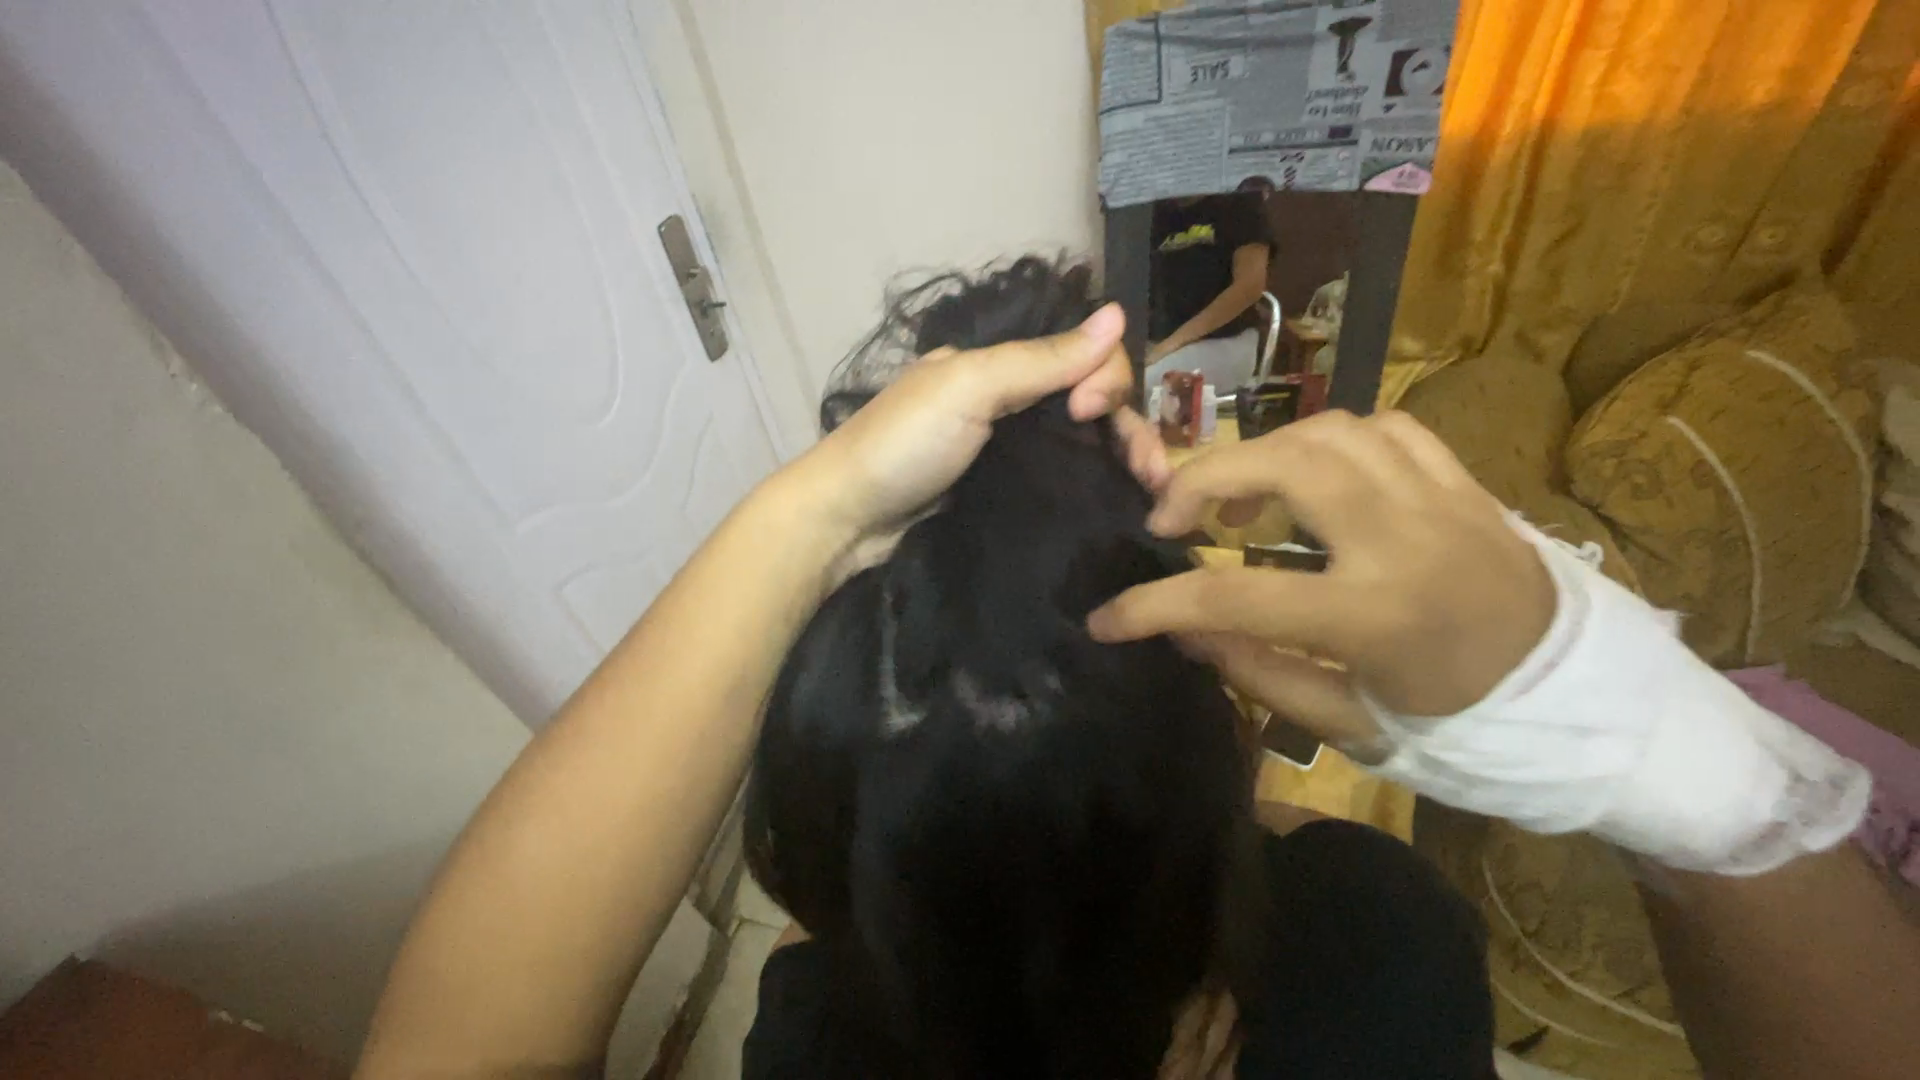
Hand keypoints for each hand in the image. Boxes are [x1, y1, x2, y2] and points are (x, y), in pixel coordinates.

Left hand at [789, 303, 1168, 544]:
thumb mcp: (969, 387)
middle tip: (1152, 474)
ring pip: (1081, 443)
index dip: (1102, 379)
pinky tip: (1121, 503)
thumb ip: (1041, 359)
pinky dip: (1093, 484)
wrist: (848, 520)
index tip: (1088, 413)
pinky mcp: (1005, 493)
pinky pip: (1060, 478)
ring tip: (1153, 494)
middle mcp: (1009, 402)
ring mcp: (1008, 451)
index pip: (1078, 359)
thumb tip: (1118, 313)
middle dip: (1128, 429)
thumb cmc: (902, 444)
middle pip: (1089, 404)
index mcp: (999, 366)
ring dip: (1122, 459)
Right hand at [1087, 410, 1553, 730]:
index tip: (1105, 617)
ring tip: (1239, 502)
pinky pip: (1385, 428)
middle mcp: (1405, 541)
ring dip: (1262, 455)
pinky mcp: (1464, 482)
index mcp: (1373, 618)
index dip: (1154, 604)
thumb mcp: (1346, 723)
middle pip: (1285, 465)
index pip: (1235, 597)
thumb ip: (1256, 671)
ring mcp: (1441, 500)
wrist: (1578, 699)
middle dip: (1204, 479)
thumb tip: (1181, 627)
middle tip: (1171, 518)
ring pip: (1330, 431)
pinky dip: (1329, 443)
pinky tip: (1312, 478)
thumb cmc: (1456, 725)